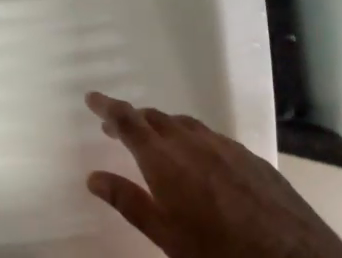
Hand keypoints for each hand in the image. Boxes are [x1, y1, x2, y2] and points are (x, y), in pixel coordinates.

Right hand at [85, 93, 341, 257]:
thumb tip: (93, 177)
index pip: (127, 120)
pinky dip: (193, 139)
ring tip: (156, 141)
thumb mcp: (165, 235)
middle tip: (117, 128)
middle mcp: (190, 141)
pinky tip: (200, 160)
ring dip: (164, 126)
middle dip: (133, 119)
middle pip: (154, 117)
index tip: (91, 98)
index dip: (107, 107)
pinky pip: (211, 137)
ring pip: (184, 124)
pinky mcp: (250, 158)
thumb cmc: (218, 251)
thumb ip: (128, 201)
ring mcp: (223, 146)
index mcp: (163, 158)